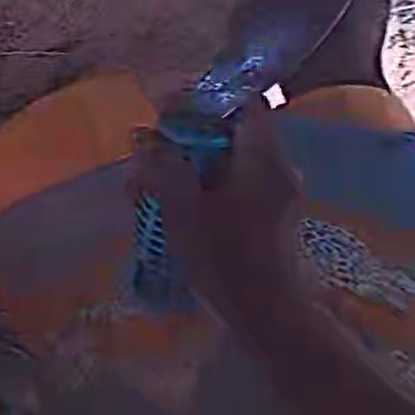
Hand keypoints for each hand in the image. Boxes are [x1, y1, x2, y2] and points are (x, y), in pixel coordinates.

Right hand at [134, 103, 310, 316]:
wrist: (265, 314)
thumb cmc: (224, 254)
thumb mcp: (181, 205)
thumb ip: (161, 164)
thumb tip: (143, 135)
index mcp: (263, 162)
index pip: (246, 108)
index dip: (207, 100)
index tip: (166, 108)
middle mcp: (274, 172)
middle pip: (226, 135)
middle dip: (181, 138)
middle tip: (142, 152)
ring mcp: (270, 195)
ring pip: (219, 162)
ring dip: (179, 166)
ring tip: (140, 186)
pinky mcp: (260, 216)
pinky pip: (223, 185)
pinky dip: (192, 187)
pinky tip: (160, 206)